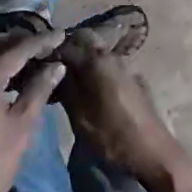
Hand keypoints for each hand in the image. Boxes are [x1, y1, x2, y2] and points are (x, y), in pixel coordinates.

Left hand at [0, 29, 65, 191]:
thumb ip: (39, 88)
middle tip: (50, 46)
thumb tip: (56, 65)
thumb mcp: (23, 125)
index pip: (18, 47)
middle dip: (25, 42)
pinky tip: (16, 76)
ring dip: (11, 53)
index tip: (62, 35)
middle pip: (0, 44)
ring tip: (37, 59)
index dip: (42, 40)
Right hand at [59, 35, 191, 191]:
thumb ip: (66, 88)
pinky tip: (92, 91)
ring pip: (99, 52)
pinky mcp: (136, 77)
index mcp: (97, 60)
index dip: (51, 54)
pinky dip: (97, 70)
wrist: (152, 151)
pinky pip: (110, 65)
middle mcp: (113, 55)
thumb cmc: (112, 136)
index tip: (38, 68)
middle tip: (54, 73)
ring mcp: (128, 64)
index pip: (67, 45)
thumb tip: (53, 69)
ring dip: (84, 61)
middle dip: (69, 51)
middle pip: (86, 41)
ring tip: (71, 84)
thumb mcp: (80, 116)